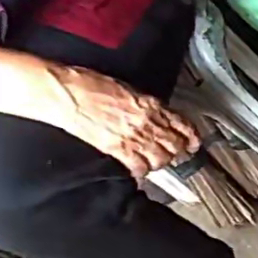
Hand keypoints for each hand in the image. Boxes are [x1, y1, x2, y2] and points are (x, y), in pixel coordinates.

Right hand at [40, 64, 198, 177]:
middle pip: (176, 145)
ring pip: (161, 159)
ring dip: (160, 163)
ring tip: (155, 164)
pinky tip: (137, 172)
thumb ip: (147, 106)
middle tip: (175, 157)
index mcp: (153, 106)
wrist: (64, 92)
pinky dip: (140, 172)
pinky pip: (138, 167)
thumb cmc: (89, 85)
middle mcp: (148, 122)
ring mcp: (134, 136)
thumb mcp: (129, 90)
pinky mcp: (116, 148)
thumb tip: (157, 116)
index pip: (184, 126)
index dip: (192, 138)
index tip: (193, 144)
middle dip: (178, 153)